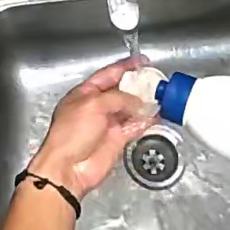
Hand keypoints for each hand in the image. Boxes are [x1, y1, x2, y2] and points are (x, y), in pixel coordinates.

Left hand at [25, 56, 157, 198]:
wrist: (68, 169)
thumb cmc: (71, 133)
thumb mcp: (93, 105)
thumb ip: (118, 98)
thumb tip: (137, 102)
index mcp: (85, 93)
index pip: (108, 74)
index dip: (125, 66)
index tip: (141, 60)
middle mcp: (97, 106)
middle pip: (121, 91)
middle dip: (137, 85)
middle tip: (155, 80)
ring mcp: (107, 123)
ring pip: (130, 109)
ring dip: (144, 103)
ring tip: (161, 96)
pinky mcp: (116, 140)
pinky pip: (134, 127)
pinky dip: (145, 121)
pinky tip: (157, 115)